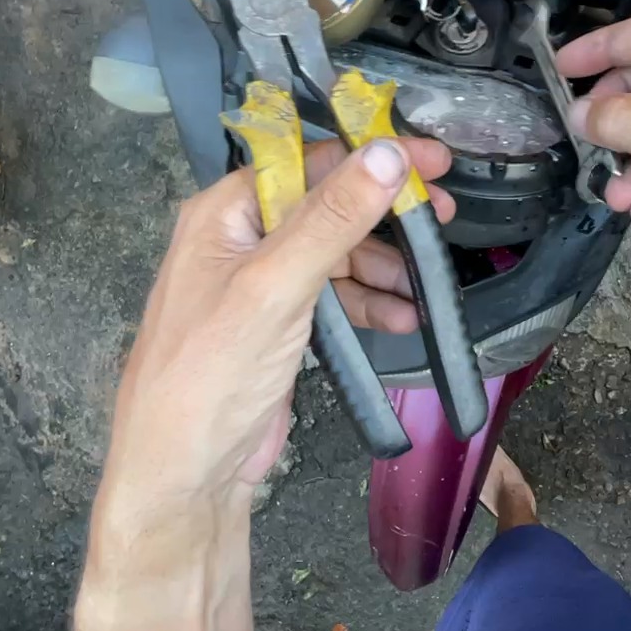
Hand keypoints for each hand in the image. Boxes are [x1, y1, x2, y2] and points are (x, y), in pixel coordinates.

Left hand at [95, 136, 451, 524]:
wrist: (186, 478)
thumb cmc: (214, 372)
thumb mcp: (276, 286)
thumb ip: (334, 218)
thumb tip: (388, 153)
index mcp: (228, 211)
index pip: (311, 161)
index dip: (374, 155)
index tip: (434, 160)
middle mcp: (245, 235)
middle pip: (331, 204)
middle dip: (387, 212)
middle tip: (445, 213)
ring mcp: (265, 280)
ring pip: (340, 251)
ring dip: (386, 265)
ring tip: (427, 283)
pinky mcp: (283, 319)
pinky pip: (338, 293)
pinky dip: (372, 302)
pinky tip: (406, 317)